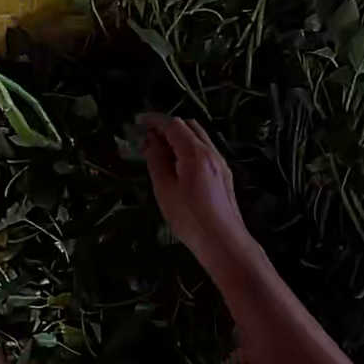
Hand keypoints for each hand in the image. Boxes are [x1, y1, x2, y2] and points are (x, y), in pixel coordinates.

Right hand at [144, 117, 255, 272]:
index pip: (174, 125)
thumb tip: (152, 142)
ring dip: (179, 139)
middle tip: (149, 141)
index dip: (155, 121)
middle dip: (167, 128)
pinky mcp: (224, 175)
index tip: (140, 122)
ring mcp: (220, 163)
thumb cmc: (190, 219)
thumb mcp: (165, 190)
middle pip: (189, 127)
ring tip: (160, 155)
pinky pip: (205, 152)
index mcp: (196, 154)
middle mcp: (211, 153)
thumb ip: (157, 162)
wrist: (224, 241)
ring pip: (199, 139)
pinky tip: (178, 168)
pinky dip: (189, 150)